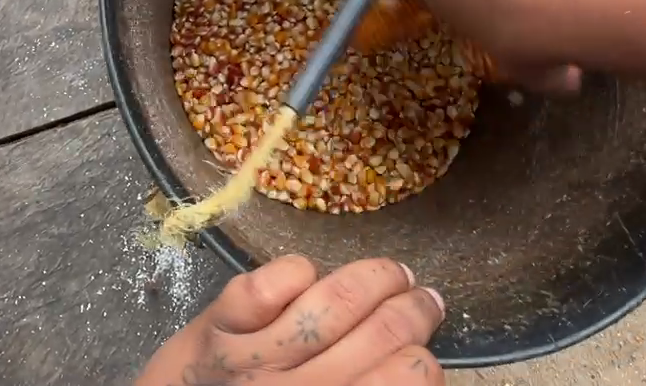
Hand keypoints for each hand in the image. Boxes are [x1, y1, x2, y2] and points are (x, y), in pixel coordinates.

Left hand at [135, 256, 444, 385]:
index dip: (425, 360)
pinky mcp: (218, 325)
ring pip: (336, 298)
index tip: (427, 347)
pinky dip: (297, 271)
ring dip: (374, 277)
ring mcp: (256, 356)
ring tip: (392, 273)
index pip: (408, 380)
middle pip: (382, 333)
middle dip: (414, 309)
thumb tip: (411, 369)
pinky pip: (272, 280)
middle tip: (425, 297)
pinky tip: (311, 277)